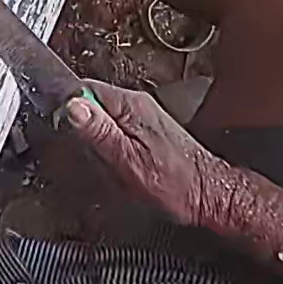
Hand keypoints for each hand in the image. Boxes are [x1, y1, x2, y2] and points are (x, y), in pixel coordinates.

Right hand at [63, 82, 241, 227]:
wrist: (212, 195)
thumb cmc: (174, 183)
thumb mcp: (128, 160)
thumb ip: (99, 131)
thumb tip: (72, 106)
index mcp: (129, 105)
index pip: (84, 88)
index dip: (70, 108)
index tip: (71, 132)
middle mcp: (137, 102)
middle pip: (92, 102)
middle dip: (85, 127)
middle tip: (95, 155)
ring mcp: (144, 113)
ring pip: (104, 116)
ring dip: (99, 138)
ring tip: (112, 163)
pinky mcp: (149, 126)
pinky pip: (118, 126)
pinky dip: (113, 142)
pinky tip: (122, 162)